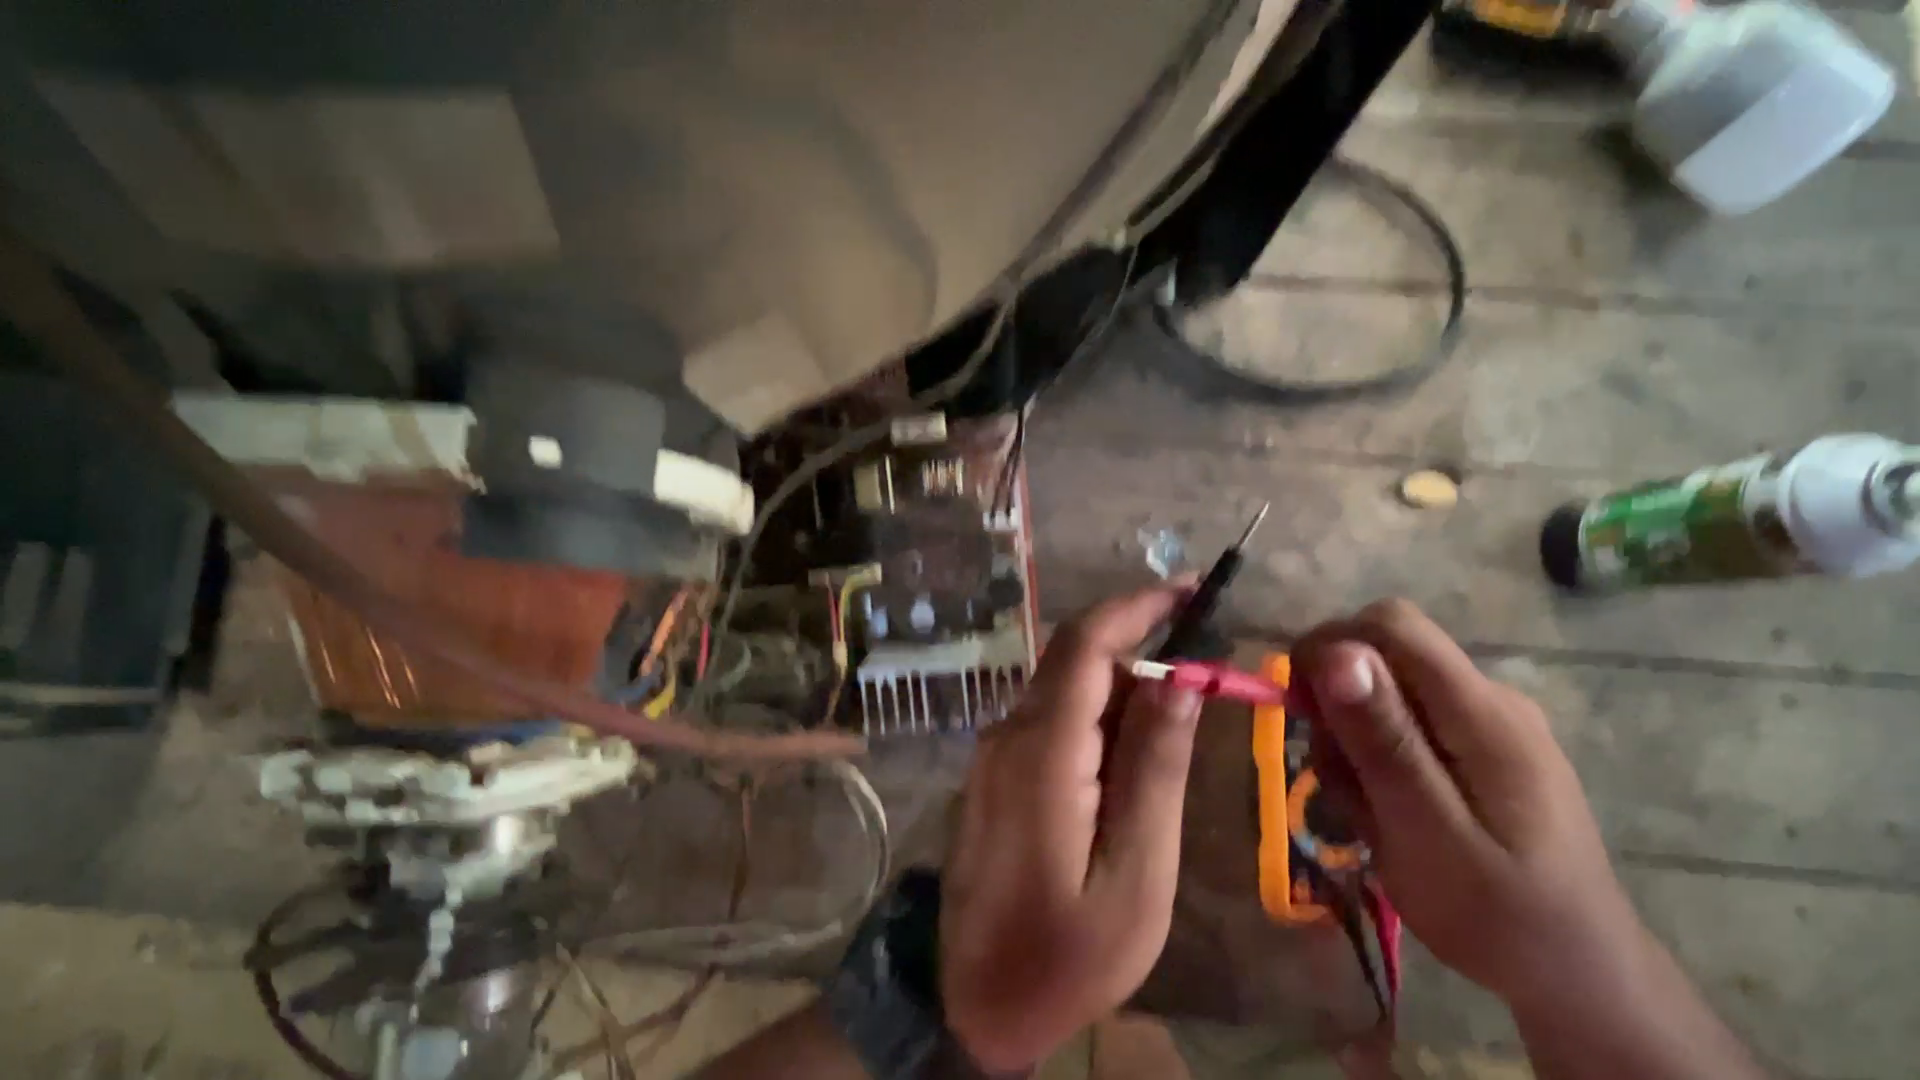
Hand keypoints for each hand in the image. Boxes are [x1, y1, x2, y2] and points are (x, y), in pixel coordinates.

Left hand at [941, 583, 1203, 1073]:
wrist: (978, 1005)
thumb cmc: (1070, 954)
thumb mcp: (1137, 872)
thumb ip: (1156, 768)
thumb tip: (1181, 680)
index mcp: (1042, 753)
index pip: (1085, 647)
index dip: (1135, 608)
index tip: (1188, 592)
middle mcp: (1007, 737)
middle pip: (1075, 664)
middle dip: (1140, 653)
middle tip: (1206, 677)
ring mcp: (992, 756)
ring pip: (1064, 693)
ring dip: (1122, 692)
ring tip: (1177, 728)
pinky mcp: (994, 777)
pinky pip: (1049, 725)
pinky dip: (1096, 723)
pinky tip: (1130, 762)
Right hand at [1291, 600, 1642, 1003]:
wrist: (1576, 974)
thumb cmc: (1498, 914)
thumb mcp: (1426, 835)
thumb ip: (1384, 741)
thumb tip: (1335, 651)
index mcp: (1483, 712)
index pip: (1390, 624)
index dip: (1328, 647)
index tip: (1297, 709)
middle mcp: (1488, 698)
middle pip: (1384, 654)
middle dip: (1337, 703)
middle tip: (1335, 776)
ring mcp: (1488, 722)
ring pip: (1387, 691)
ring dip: (1354, 739)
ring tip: (1367, 812)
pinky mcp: (1481, 746)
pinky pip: (1407, 724)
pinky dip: (1378, 756)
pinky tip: (1389, 811)